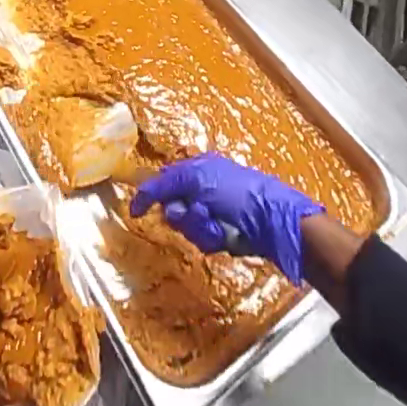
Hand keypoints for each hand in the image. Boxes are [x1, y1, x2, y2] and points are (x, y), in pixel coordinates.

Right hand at [129, 153, 321, 283]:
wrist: (269, 220)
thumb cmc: (234, 192)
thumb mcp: (196, 179)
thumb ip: (163, 185)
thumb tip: (138, 199)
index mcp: (197, 168)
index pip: (163, 179)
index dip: (151, 194)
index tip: (137, 210)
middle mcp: (202, 188)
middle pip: (171, 205)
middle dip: (181, 214)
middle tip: (195, 212)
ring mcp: (211, 211)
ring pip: (184, 224)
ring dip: (197, 226)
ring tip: (216, 225)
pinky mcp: (219, 232)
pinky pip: (199, 237)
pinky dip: (209, 237)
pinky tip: (224, 234)